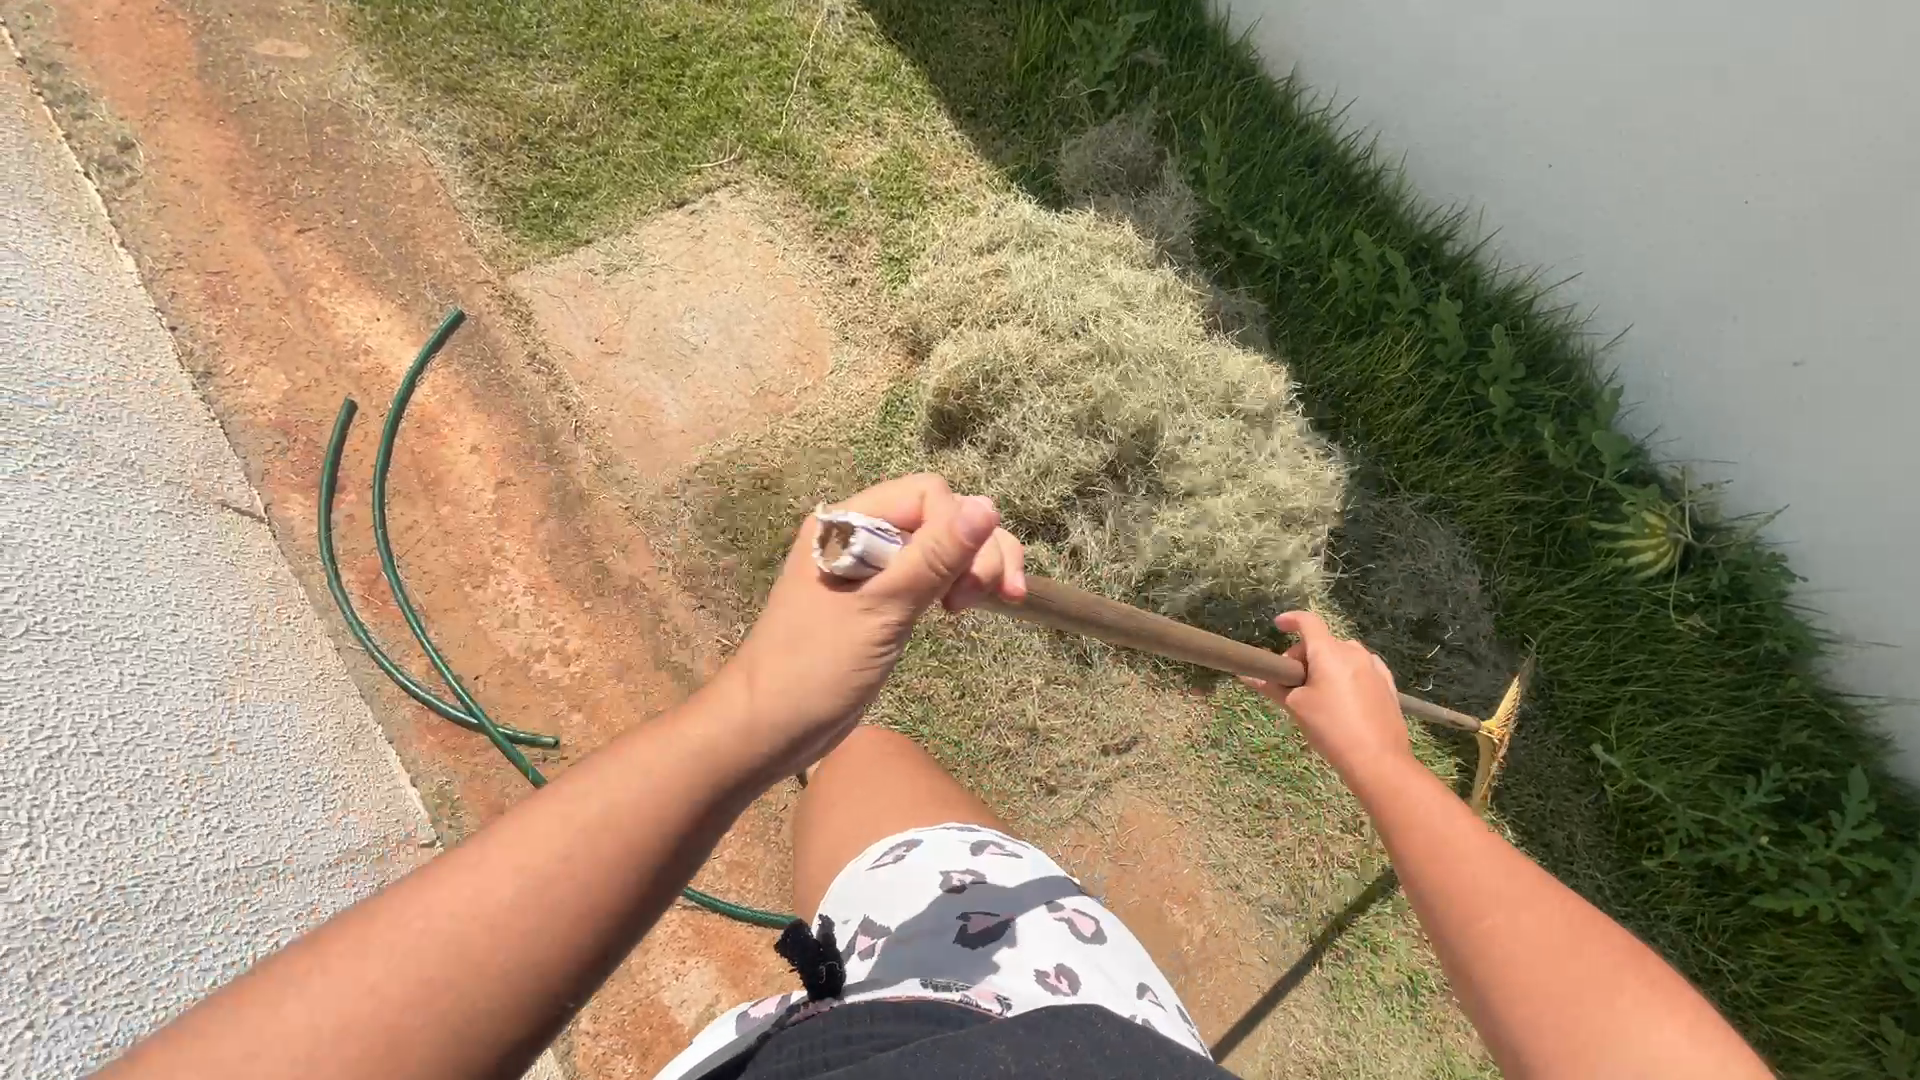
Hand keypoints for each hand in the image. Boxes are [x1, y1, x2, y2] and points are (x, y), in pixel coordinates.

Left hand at [714, 474, 1025, 776]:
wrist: (768, 726)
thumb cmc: (816, 666)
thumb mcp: (882, 608)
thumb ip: (936, 556)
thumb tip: (988, 505)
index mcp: (849, 521)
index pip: (929, 495)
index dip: (961, 529)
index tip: (968, 587)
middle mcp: (863, 534)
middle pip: (942, 516)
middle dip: (978, 549)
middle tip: (988, 600)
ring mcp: (874, 567)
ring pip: (943, 545)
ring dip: (976, 566)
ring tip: (992, 603)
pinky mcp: (883, 597)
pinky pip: (931, 574)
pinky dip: (957, 584)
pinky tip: (969, 607)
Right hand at [1243, 611, 1412, 784]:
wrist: (1378, 761)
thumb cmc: (1330, 728)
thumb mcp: (1295, 706)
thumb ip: (1272, 686)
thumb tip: (1246, 675)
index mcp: (1329, 653)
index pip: (1308, 622)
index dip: (1290, 620)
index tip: (1277, 626)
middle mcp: (1354, 653)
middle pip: (1323, 642)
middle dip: (1303, 655)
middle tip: (1292, 681)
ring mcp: (1375, 668)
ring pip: (1343, 654)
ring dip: (1326, 664)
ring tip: (1317, 692)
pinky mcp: (1388, 685)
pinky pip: (1361, 667)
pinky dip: (1345, 673)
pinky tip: (1341, 697)